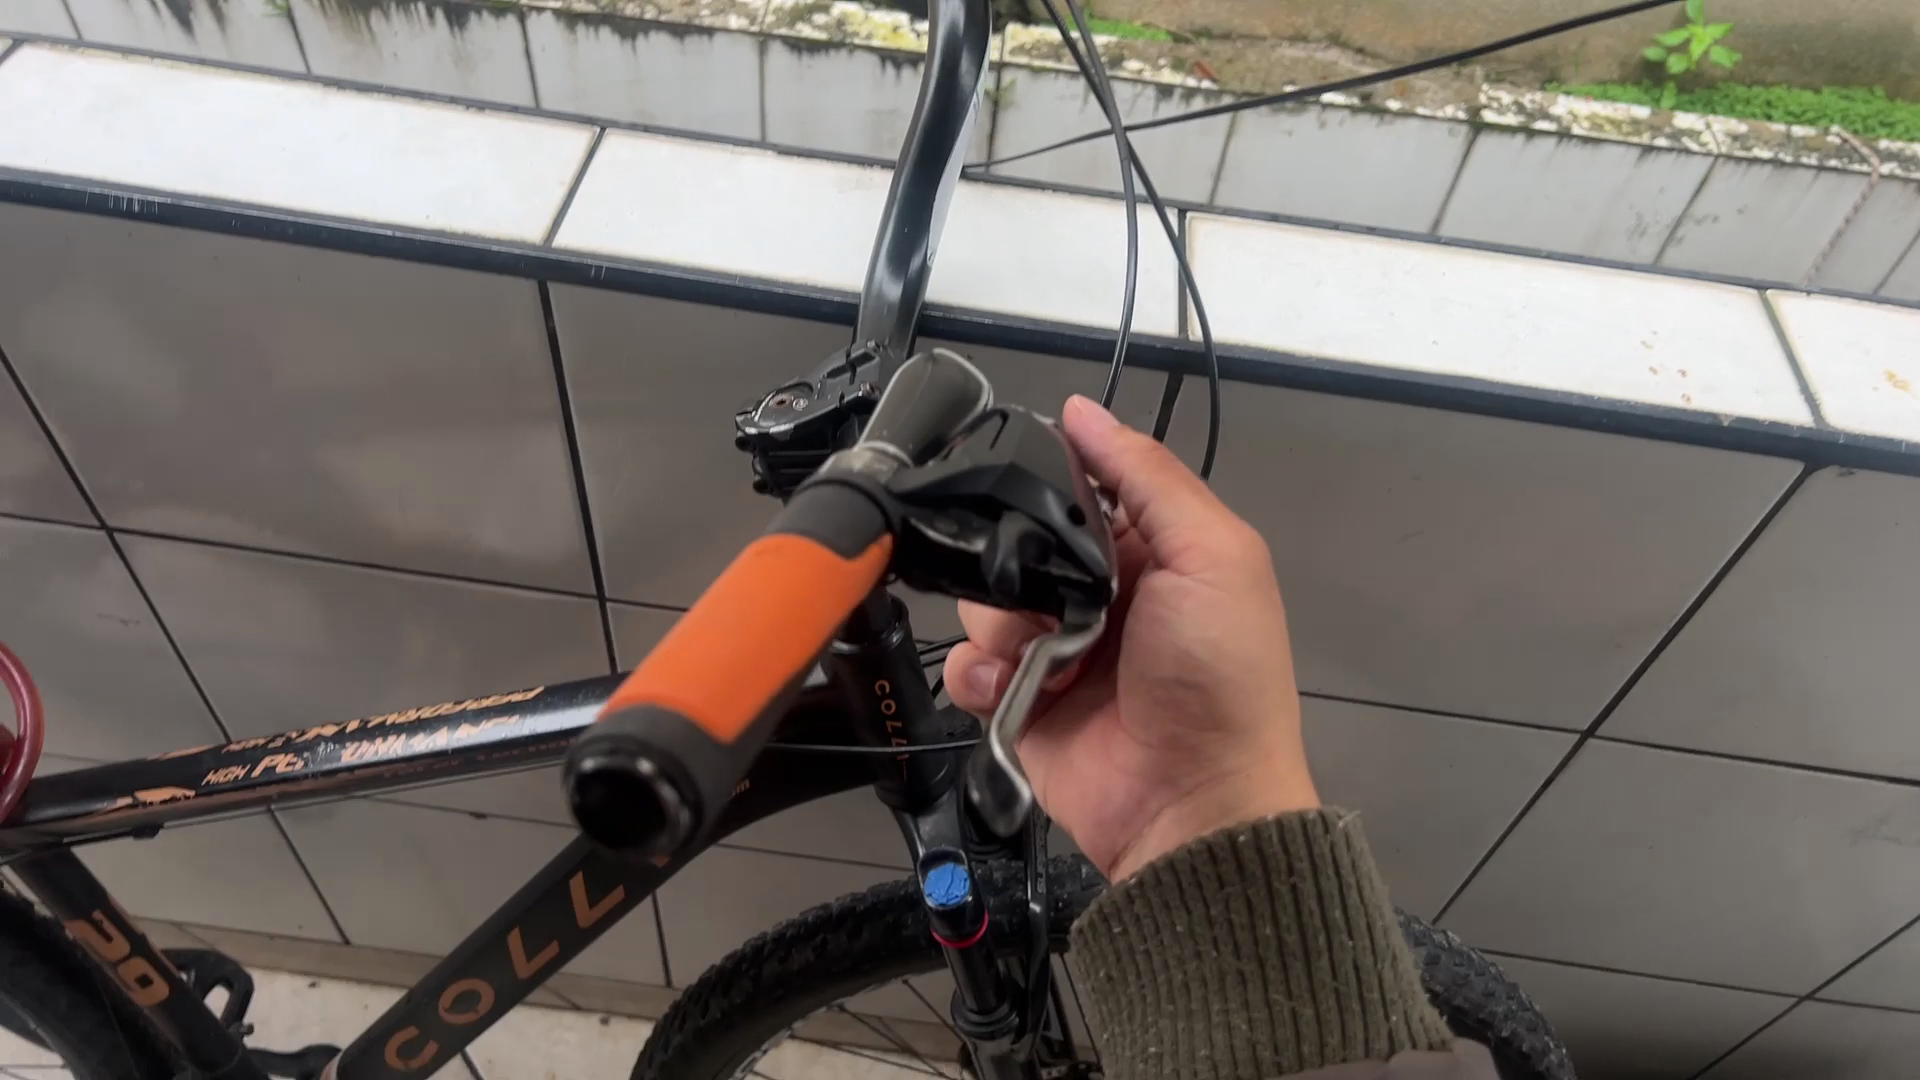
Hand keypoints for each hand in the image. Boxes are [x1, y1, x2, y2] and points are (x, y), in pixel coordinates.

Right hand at [945, 396, 1318, 881]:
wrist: (1190, 803)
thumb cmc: (1216, 672)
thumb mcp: (1210, 557)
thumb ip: (1147, 478)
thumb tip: (1081, 410)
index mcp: (1140, 552)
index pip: (1073, 491)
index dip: (1041, 480)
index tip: (1005, 474)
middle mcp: (1090, 595)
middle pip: (1015, 546)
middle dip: (1013, 562)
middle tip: (1046, 597)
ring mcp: (1049, 649)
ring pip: (984, 603)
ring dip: (1002, 625)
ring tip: (1039, 656)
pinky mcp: (1014, 699)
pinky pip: (966, 664)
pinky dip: (978, 674)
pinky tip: (1011, 690)